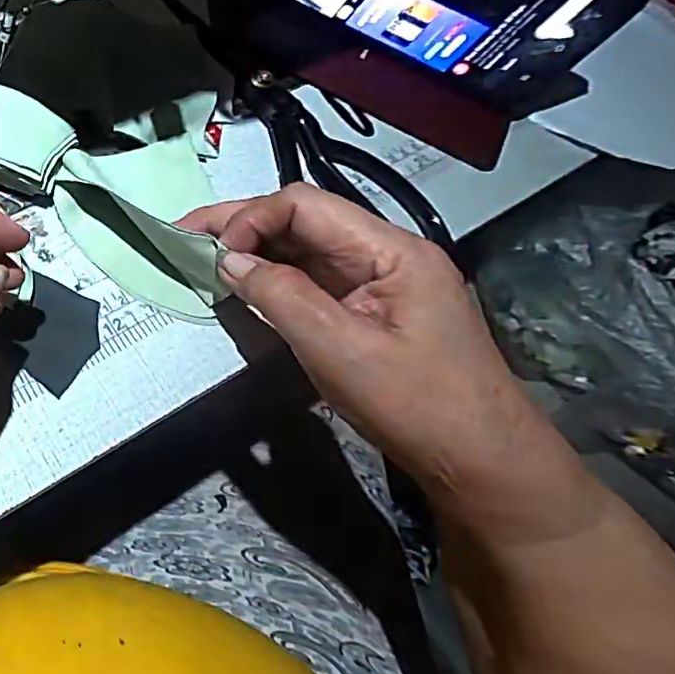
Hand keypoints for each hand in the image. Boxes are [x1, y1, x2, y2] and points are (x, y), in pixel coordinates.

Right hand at [179, 184, 602, 543]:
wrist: (485, 467)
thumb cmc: (420, 408)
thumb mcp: (339, 352)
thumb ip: (280, 297)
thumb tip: (228, 261)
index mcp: (390, 249)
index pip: (304, 205)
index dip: (252, 219)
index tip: (216, 253)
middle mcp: (384, 252)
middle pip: (303, 219)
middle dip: (243, 224)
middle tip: (189, 233)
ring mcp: (378, 280)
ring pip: (305, 247)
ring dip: (256, 249)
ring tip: (206, 253)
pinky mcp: (371, 307)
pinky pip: (315, 278)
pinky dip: (277, 278)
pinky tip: (247, 283)